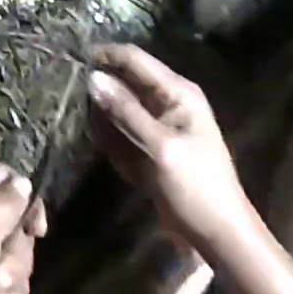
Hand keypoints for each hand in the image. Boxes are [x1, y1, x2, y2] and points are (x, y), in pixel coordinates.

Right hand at [89, 44, 246, 240]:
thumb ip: (126, 111)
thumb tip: (92, 77)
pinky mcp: (151, 143)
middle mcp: (167, 100)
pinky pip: (123, 127)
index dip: (105, 55)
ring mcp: (159, 122)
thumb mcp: (160, 147)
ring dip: (104, 114)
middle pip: (125, 79)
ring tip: (86, 123)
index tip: (73, 59)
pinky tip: (107, 148)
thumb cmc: (196, 187)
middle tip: (71, 94)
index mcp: (177, 92)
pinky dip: (112, 135)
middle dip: (101, 86)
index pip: (134, 59)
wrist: (220, 238)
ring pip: (120, 104)